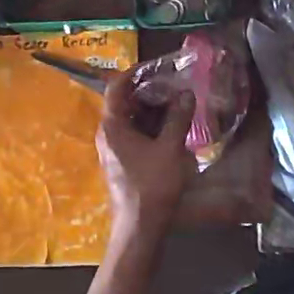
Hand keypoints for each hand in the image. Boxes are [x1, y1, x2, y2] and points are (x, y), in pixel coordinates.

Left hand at [96, 73, 194, 230]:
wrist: (140, 227)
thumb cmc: (152, 185)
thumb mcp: (170, 148)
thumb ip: (178, 118)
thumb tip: (186, 94)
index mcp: (112, 125)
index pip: (116, 87)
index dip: (134, 72)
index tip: (156, 66)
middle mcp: (107, 134)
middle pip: (124, 103)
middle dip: (148, 92)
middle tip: (174, 85)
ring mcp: (113, 150)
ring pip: (130, 120)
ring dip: (152, 111)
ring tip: (178, 104)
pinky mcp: (122, 162)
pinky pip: (134, 136)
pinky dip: (150, 128)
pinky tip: (172, 129)